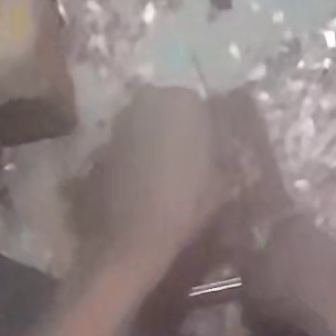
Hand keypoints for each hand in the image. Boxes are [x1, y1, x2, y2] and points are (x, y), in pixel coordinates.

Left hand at [94, 86, 224, 275]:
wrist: (136, 236)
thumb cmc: (186, 207)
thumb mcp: (221, 186)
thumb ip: (226, 161)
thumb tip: (230, 153)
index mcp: (183, 102)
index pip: (202, 107)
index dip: (208, 132)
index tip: (213, 155)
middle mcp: (149, 99)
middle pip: (170, 110)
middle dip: (180, 131)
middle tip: (192, 163)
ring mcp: (122, 119)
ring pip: (148, 124)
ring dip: (158, 142)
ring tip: (169, 174)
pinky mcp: (105, 142)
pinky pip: (131, 143)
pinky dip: (139, 156)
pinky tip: (148, 182)